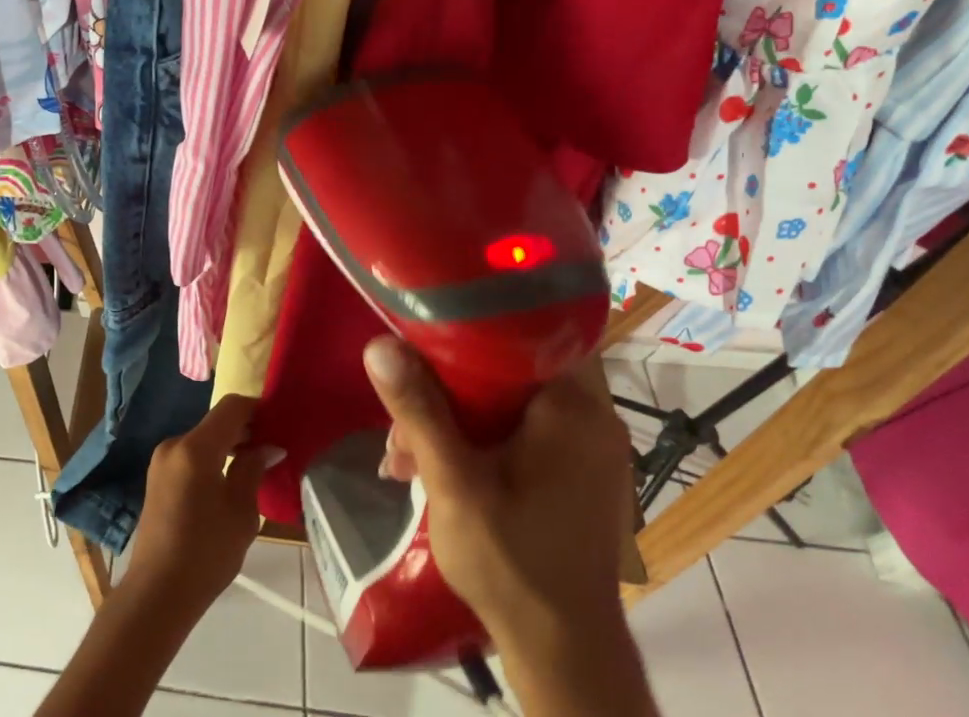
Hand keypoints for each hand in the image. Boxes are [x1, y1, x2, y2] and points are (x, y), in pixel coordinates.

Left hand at [125, 394, 282, 606]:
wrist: (159, 590)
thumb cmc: (207, 552)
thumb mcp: (241, 512)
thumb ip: (252, 470)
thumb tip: (268, 446)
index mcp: (194, 448)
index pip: (231, 407)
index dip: (259, 409)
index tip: (282, 421)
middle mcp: (174, 445)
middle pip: (216, 422)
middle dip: (246, 429)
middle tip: (276, 446)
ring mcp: (161, 460)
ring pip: (203, 439)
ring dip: (229, 444)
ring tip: (258, 464)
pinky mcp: (157, 477)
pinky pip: (191, 455)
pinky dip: (213, 458)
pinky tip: (231, 477)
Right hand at [365, 337, 630, 641]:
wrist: (561, 647)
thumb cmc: (512, 562)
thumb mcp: (454, 483)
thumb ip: (420, 411)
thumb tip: (379, 344)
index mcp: (573, 409)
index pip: (527, 329)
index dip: (471, 322)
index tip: (421, 328)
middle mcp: (589, 418)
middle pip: (507, 369)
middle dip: (444, 388)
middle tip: (398, 422)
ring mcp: (583, 447)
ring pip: (505, 402)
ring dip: (450, 420)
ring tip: (403, 457)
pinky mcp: (572, 472)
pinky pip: (517, 431)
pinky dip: (474, 441)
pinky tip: (427, 469)